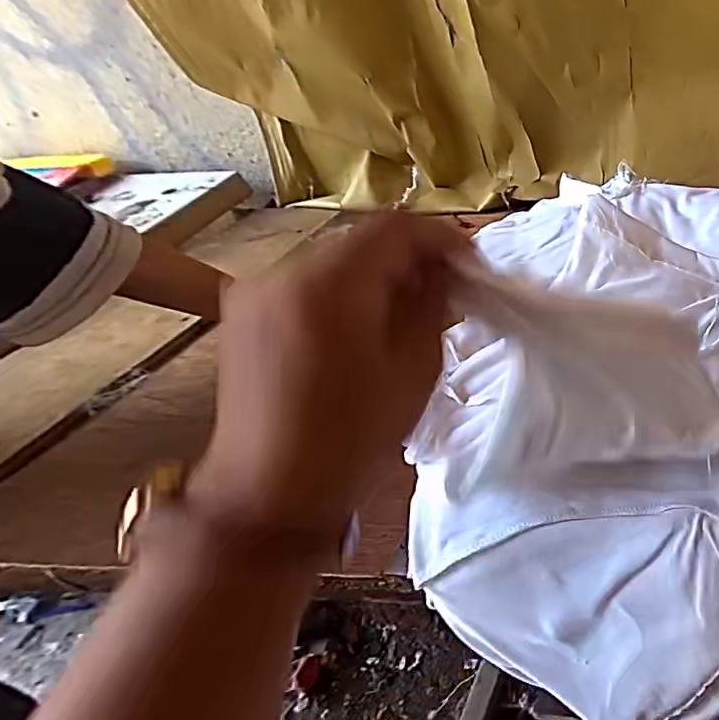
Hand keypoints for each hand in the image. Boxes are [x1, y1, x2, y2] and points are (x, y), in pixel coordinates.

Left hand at [187, 213, 469, 547]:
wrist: (271, 492)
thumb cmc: (353, 440)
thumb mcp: (413, 370)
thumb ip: (431, 305)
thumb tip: (443, 272)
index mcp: (328, 287)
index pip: (394, 227)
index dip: (441, 237)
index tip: (473, 262)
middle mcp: (282, 274)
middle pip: (362, 237)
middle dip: (412, 254)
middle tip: (450, 285)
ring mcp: (256, 291)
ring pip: (336, 257)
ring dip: (380, 271)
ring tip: (413, 306)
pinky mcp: (246, 313)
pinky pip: (309, 281)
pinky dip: (347, 289)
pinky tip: (370, 321)